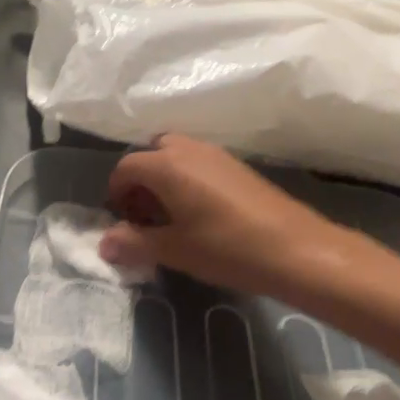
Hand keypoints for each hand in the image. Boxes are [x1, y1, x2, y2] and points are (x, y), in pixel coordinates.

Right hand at [100, 134, 370, 298]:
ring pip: (177, 156)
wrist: (296, 249)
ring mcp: (217, 154)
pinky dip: (188, 180)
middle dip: (141, 181)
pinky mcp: (238, 166)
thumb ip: (135, 243)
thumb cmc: (226, 248)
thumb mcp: (174, 250)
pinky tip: (201, 215)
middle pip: (152, 153)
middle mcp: (189, 149)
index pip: (126, 167)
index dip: (117, 194)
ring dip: (165, 180)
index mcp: (167, 165)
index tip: (123, 223)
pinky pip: (199, 163)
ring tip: (172, 218)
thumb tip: (104, 242)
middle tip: (145, 216)